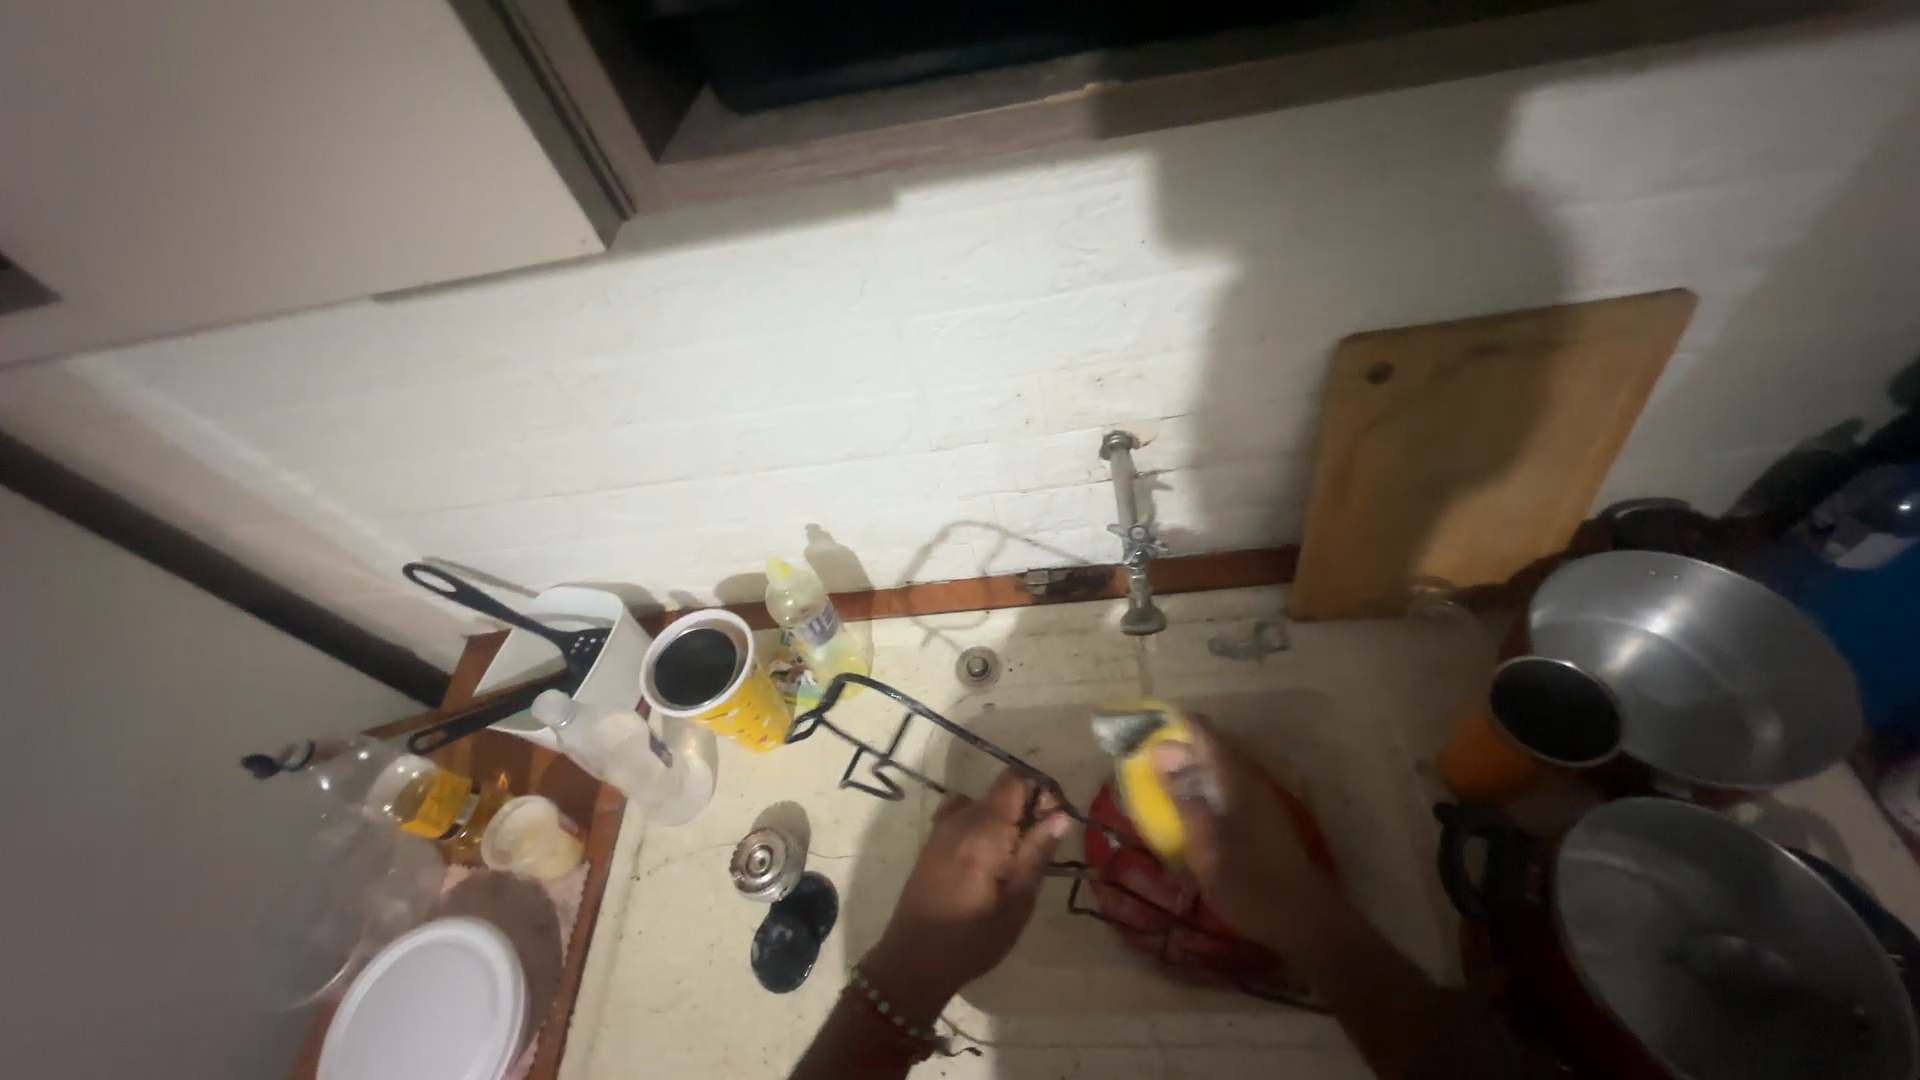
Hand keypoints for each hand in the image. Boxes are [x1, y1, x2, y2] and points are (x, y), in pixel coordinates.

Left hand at [863, 768, 1070, 1005]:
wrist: (914, 959)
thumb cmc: (973, 938)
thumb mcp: (1017, 903)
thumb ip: (1037, 854)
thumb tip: (1061, 816)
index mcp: (984, 829)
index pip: (1014, 781)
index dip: (1039, 792)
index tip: (1052, 822)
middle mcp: (959, 818)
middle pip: (999, 792)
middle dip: (1024, 810)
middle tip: (1036, 850)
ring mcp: (941, 827)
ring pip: (981, 804)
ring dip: (1001, 819)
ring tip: (1010, 857)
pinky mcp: (931, 841)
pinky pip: (961, 815)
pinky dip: (978, 824)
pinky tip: (983, 855)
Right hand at [1149, 715, 1329, 947]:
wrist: (1304, 921)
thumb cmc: (1249, 881)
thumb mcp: (1204, 842)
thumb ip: (1183, 795)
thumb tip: (1160, 752)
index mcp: (1234, 776)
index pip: (1201, 729)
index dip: (1171, 725)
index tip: (1140, 735)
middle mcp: (1249, 777)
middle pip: (1209, 746)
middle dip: (1175, 749)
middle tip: (1142, 767)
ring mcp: (1258, 796)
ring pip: (1217, 767)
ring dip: (1188, 771)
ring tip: (1158, 789)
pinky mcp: (1261, 816)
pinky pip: (1225, 787)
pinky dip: (1202, 790)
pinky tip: (1187, 813)